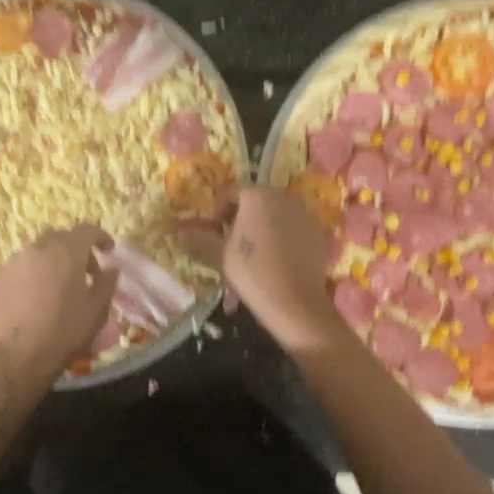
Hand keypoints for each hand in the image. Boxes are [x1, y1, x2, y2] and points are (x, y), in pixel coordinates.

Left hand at [0, 223, 118, 386]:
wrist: (21, 354)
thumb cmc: (65, 331)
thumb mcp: (97, 309)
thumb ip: (107, 282)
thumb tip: (110, 268)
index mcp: (66, 251)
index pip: (86, 230)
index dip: (100, 237)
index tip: (108, 251)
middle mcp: (38, 248)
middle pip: (61, 237)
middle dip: (76, 249)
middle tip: (85, 273)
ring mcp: (15, 261)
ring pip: (39, 250)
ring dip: (52, 259)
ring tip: (58, 285)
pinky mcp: (0, 276)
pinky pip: (22, 265)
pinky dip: (34, 271)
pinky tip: (36, 295)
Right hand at [178, 184, 338, 353]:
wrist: (295, 301)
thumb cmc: (252, 272)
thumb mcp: (220, 254)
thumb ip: (200, 238)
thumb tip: (176, 231)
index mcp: (257, 196)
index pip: (231, 192)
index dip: (218, 211)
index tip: (213, 232)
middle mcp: (283, 196)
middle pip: (255, 199)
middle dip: (240, 216)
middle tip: (230, 241)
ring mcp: (304, 213)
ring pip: (275, 212)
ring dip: (260, 224)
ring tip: (252, 251)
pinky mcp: (317, 230)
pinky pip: (292, 225)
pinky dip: (280, 234)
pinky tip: (274, 258)